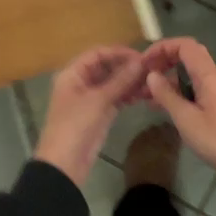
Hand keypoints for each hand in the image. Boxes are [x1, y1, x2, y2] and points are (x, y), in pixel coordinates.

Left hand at [34, 46, 146, 186]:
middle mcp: (80, 83)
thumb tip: (140, 62)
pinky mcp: (99, 114)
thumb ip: (120, 80)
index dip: (118, 53)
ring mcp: (89, 99)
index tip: (141, 57)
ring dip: (129, 82)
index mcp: (72, 74)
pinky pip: (114, 98)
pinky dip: (127, 95)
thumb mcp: (98, 100)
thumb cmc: (76, 125)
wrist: (65, 163)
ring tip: (150, 83)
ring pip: (112, 84)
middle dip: (126, 68)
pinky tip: (142, 95)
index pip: (97, 54)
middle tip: (150, 70)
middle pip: (105, 68)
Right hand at [142, 37, 215, 193]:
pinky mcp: (215, 108)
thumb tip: (151, 75)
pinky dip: (175, 93)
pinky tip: (158, 106)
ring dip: (167, 80)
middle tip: (143, 75)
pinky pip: (191, 91)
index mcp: (208, 77)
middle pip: (187, 57)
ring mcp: (215, 94)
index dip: (163, 47)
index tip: (144, 62)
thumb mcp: (185, 118)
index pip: (186, 46)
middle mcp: (213, 79)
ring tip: (144, 93)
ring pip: (188, 76)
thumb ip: (167, 95)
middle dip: (163, 61)